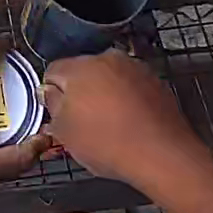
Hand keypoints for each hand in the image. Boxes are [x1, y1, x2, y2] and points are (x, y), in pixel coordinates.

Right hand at [42, 50, 208, 187]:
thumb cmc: (107, 143)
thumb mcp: (64, 132)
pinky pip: (130, 86)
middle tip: (81, 122)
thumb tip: (50, 93)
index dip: (51, 94)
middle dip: (79, 92)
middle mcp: (108, 58)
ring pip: (108, 78)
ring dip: (103, 94)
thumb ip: (52, 105)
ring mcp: (135, 67)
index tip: (57, 114)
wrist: (162, 155)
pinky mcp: (156, 81)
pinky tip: (128, 123)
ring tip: (108, 125)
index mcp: (80, 66)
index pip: (53, 71)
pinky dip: (126, 99)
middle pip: (82, 72)